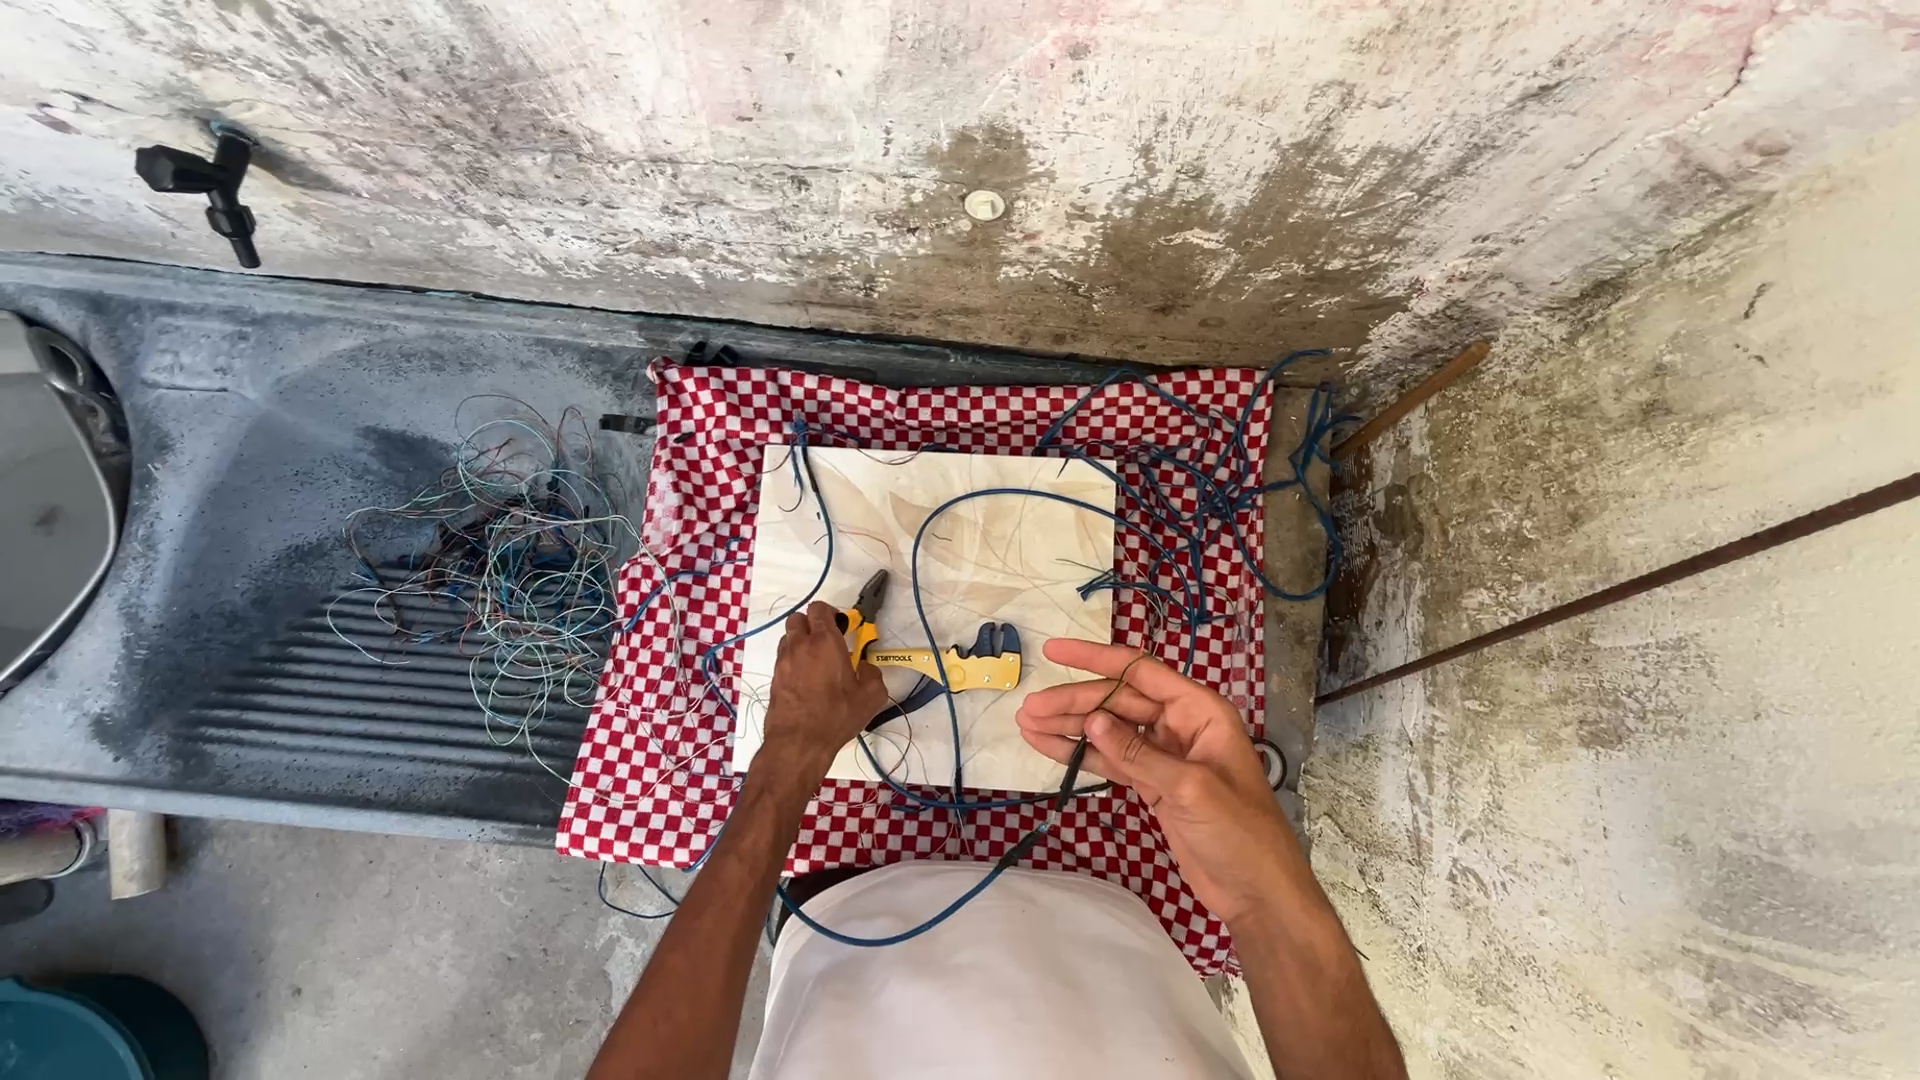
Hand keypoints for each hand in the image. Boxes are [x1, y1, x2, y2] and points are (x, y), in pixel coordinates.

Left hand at [761, 601, 888, 777]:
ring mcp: (783, 661)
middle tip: (827, 642)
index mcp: (825, 642)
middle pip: (798, 618)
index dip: (830, 613)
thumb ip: (873, 674)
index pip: (819, 609)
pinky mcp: (774, 677)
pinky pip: (783, 657)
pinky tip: (805, 679)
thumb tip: (865, 667)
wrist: (798, 742)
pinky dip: (793, 660)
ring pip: (788, 637)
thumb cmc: (836, 716)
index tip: (842, 628)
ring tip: (815, 661)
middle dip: (812, 624)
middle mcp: (800, 645)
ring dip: (800, 641)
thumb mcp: (871, 696)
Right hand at [1015, 638, 1301, 925]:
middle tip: (1029, 709)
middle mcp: (1179, 725)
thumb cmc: (1240, 833)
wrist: (1259, 894)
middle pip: (1116, 702)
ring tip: (1026, 724)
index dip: (1094, 658)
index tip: (1053, 651)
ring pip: (1108, 730)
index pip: (1138, 671)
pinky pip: (1110, 760)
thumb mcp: (1190, 789)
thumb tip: (1091, 720)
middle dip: (1072, 702)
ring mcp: (1163, 755)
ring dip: (1069, 727)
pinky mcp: (1152, 784)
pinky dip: (1079, 754)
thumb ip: (1138, 753)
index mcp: (1199, 711)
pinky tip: (1047, 747)